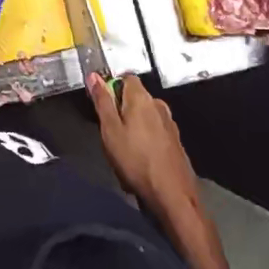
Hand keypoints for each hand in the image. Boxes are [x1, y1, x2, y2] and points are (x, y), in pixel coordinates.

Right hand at [90, 73, 197, 217]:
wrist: (170, 193)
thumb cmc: (134, 159)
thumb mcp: (109, 129)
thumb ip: (102, 101)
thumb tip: (94, 76)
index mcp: (142, 98)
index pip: (126, 77)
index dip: (111, 86)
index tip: (101, 105)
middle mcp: (159, 105)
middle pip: (135, 97)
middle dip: (120, 108)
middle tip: (108, 130)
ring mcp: (169, 123)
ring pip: (144, 115)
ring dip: (131, 125)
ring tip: (122, 147)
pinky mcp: (174, 140)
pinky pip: (153, 130)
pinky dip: (143, 137)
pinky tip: (138, 157)